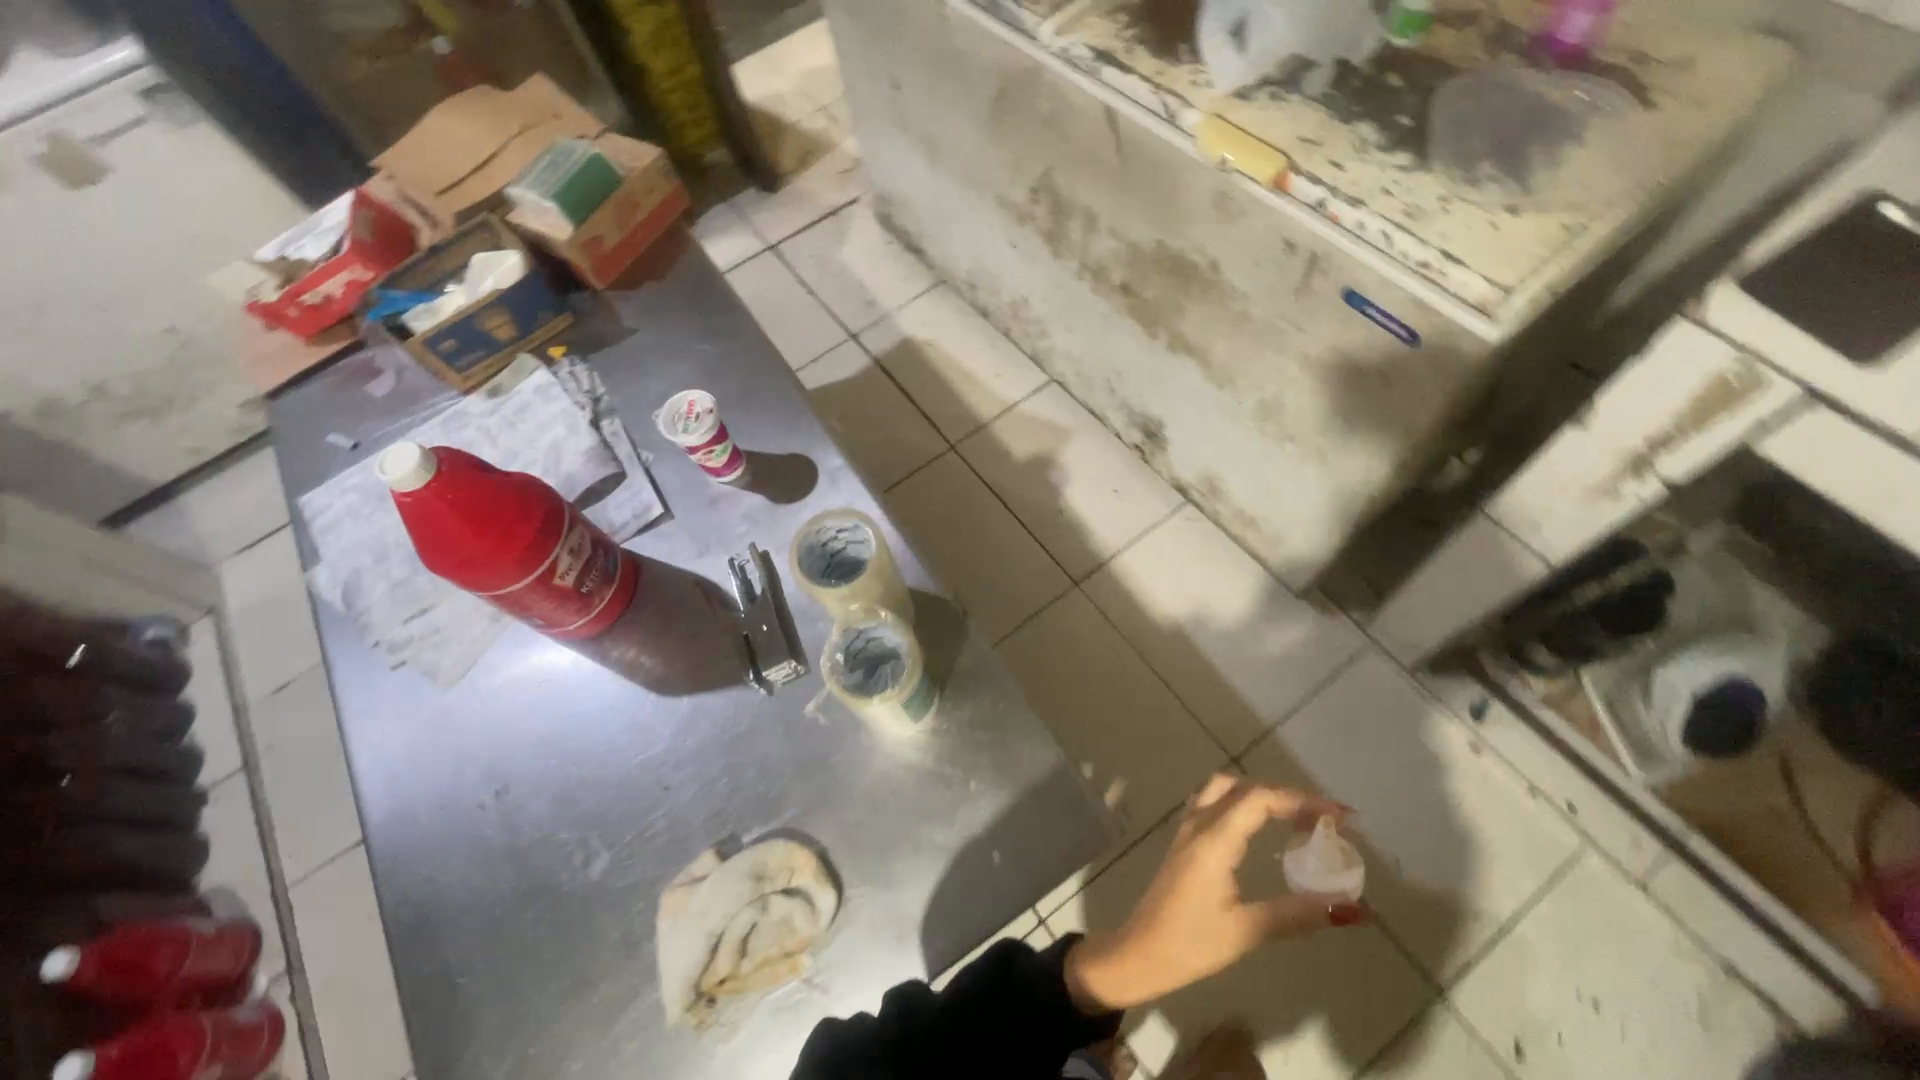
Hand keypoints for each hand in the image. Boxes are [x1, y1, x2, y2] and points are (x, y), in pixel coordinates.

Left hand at [1063, 774, 1361, 1013]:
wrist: (1138, 953)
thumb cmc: (1189, 944)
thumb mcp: (1247, 931)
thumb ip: (1298, 914)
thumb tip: (1354, 909)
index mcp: (1213, 840)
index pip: (1260, 799)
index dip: (1302, 801)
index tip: (1341, 818)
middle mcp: (1198, 825)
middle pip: (1244, 787)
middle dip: (1287, 796)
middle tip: (1325, 820)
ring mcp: (1186, 830)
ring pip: (1223, 789)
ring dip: (1261, 795)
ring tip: (1296, 820)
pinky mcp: (1182, 841)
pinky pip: (1212, 803)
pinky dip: (1242, 803)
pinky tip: (1260, 828)